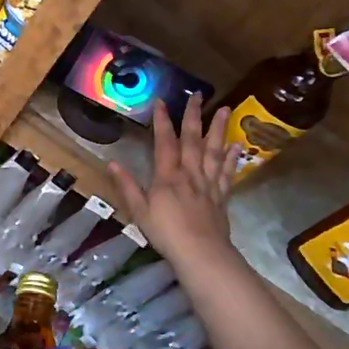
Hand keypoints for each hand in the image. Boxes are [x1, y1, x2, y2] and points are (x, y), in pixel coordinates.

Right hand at [109, 93, 240, 262]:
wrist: (201, 253)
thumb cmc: (166, 234)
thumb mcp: (139, 211)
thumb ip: (126, 186)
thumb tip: (111, 162)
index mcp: (168, 176)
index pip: (164, 142)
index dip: (162, 121)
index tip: (161, 101)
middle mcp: (190, 173)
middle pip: (193, 140)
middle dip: (194, 116)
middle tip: (198, 95)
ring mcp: (209, 183)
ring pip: (214, 151)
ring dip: (219, 129)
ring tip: (225, 110)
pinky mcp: (222, 196)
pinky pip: (228, 173)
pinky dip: (232, 158)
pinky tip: (237, 146)